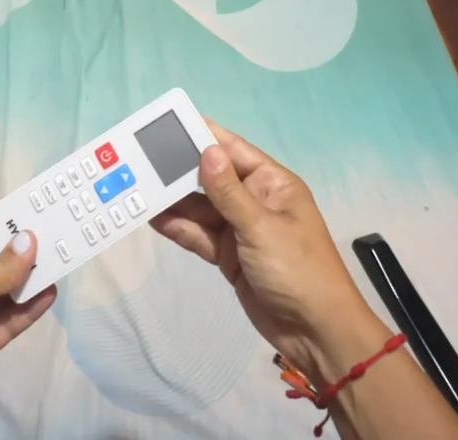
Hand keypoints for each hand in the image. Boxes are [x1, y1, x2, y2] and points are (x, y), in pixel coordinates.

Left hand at [0, 223, 55, 439]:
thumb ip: (2, 266)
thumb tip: (30, 240)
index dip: (1, 226)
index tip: (33, 214)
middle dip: (19, 253)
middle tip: (54, 236)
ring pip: (2, 292)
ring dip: (27, 280)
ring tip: (58, 261)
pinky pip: (8, 320)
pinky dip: (27, 308)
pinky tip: (49, 294)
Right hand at [150, 121, 391, 385]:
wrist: (316, 334)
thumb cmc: (298, 269)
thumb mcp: (262, 227)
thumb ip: (228, 192)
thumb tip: (206, 150)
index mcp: (272, 184)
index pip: (233, 150)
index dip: (204, 136)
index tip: (170, 123)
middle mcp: (254, 200)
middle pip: (212, 178)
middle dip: (182, 170)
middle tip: (143, 159)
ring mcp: (240, 229)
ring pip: (202, 208)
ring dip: (175, 202)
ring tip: (141, 190)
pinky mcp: (229, 255)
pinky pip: (200, 235)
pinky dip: (180, 228)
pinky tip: (155, 219)